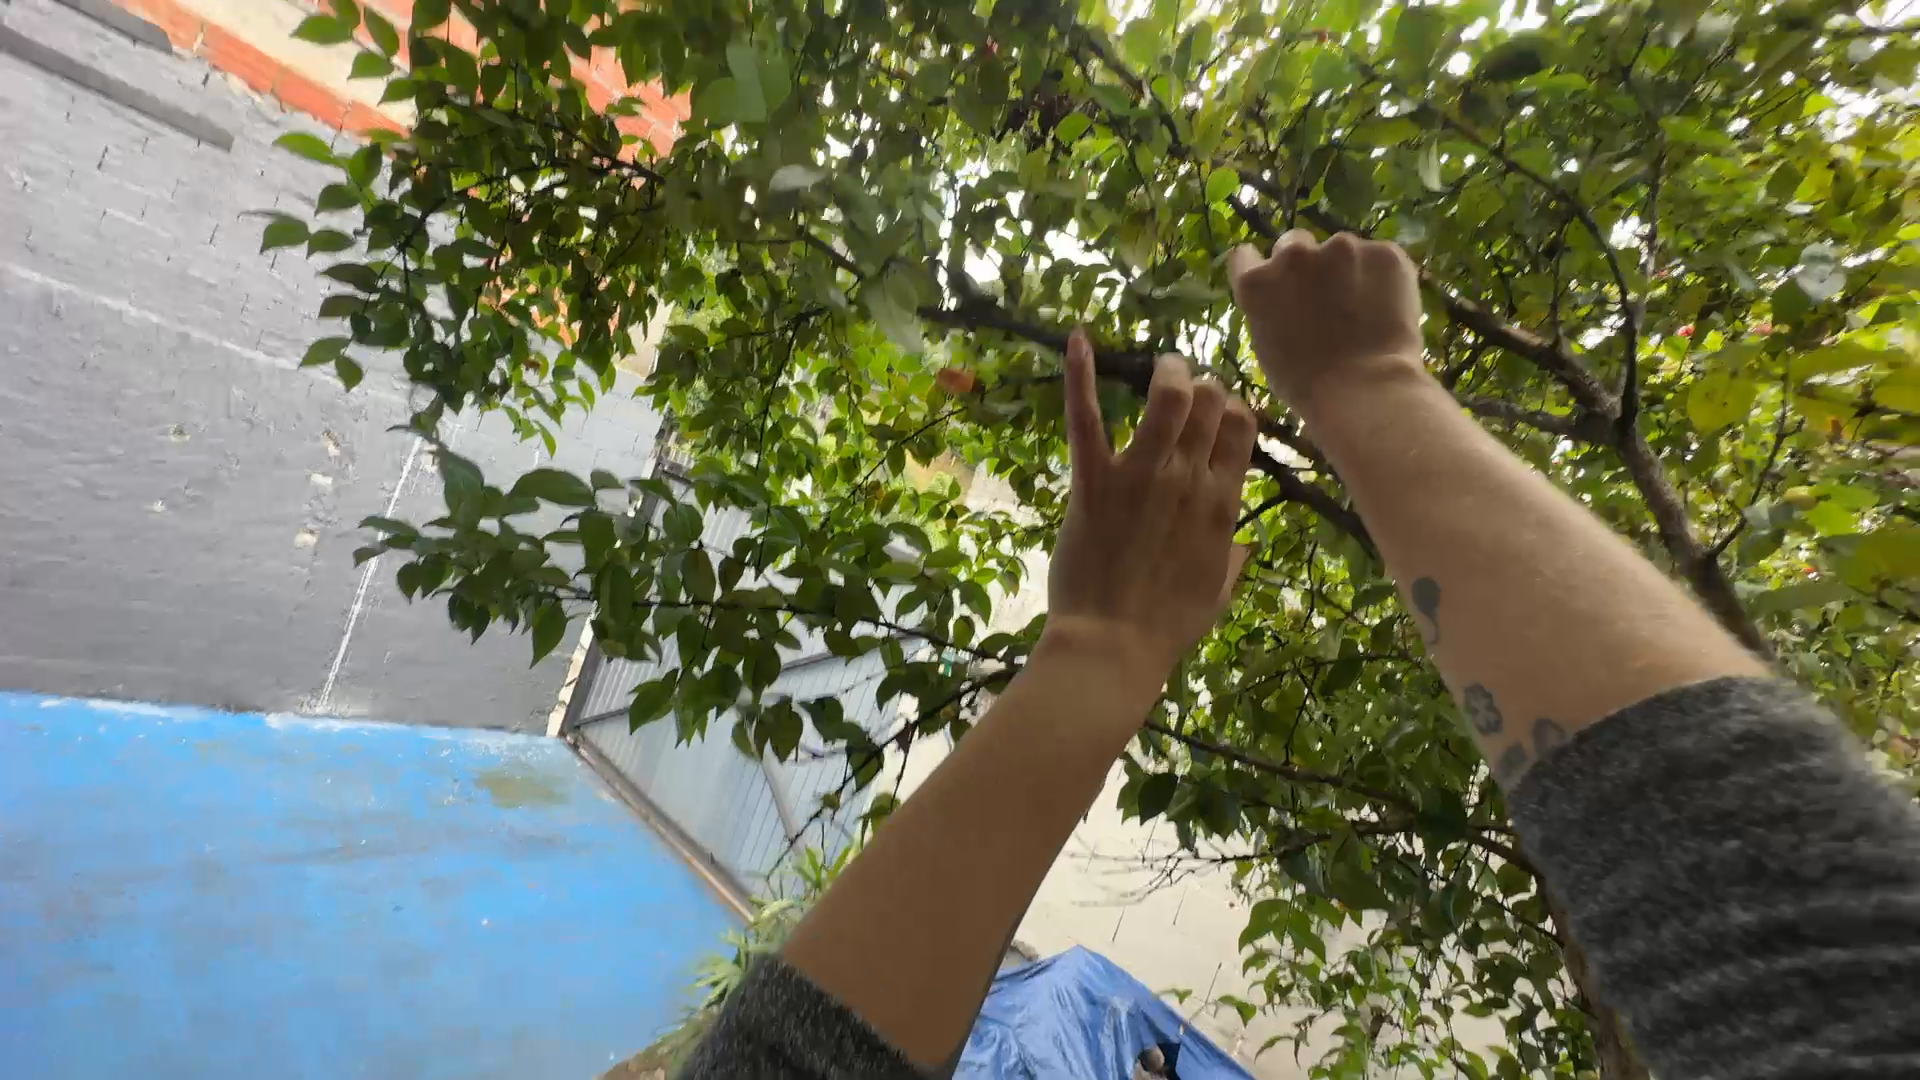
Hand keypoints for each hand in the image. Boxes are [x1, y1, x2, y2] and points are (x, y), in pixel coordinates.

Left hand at [1041, 328, 1255, 686]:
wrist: (1113, 644)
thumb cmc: (1164, 626)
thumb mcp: (1215, 595)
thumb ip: (1233, 561)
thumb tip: (1247, 545)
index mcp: (1222, 504)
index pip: (1241, 428)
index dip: (1231, 408)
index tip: (1217, 410)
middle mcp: (1188, 479)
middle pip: (1209, 404)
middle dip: (1201, 386)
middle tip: (1181, 385)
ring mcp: (1141, 476)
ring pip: (1167, 398)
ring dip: (1167, 374)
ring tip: (1160, 368)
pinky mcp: (1093, 482)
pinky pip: (1086, 420)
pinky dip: (1079, 377)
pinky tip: (1077, 339)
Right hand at [1227, 230, 1425, 417]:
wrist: (1363, 387)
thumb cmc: (1302, 381)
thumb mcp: (1265, 343)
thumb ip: (1268, 307)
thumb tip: (1284, 296)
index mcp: (1256, 282)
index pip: (1245, 256)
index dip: (1258, 268)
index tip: (1271, 281)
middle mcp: (1293, 255)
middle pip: (1292, 243)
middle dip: (1302, 264)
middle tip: (1318, 297)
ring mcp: (1341, 248)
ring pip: (1339, 251)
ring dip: (1343, 270)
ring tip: (1358, 308)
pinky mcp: (1383, 252)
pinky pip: (1376, 258)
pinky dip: (1378, 277)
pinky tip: (1382, 309)